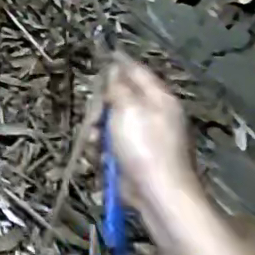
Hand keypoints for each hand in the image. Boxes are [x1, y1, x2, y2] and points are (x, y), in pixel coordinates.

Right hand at [102, 57, 201, 211]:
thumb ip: (119, 86)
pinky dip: (104, 151)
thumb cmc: (144, 147)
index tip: (100, 57)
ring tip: (94, 142)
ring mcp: (147, 139)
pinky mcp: (138, 159)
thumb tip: (115, 69)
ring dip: (98, 131)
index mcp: (159, 98)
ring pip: (112, 123)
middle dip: (102, 107)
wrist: (160, 197)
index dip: (118, 63)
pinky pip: (114, 146)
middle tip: (95, 116)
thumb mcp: (127, 108)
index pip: (137, 70)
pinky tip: (100, 159)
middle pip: (121, 98)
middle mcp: (155, 115)